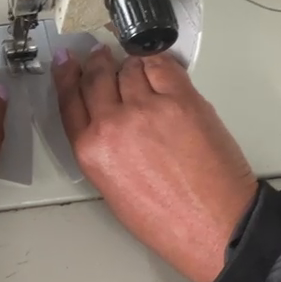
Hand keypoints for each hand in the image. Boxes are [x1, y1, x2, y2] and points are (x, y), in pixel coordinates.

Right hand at [54, 48, 257, 281]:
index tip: (67, 61)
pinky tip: (156, 66)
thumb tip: (106, 116)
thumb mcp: (111, 187)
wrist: (214, 226)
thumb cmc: (166, 218)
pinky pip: (162, 65)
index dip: (66, 75)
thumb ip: (100, 147)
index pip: (69, 99)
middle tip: (99, 55)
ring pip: (128, 68)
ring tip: (134, 67)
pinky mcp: (182, 100)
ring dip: (129, 65)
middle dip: (96, 62)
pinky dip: (156, 62)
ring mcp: (147, 108)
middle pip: (96, 77)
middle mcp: (113, 124)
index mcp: (90, 150)